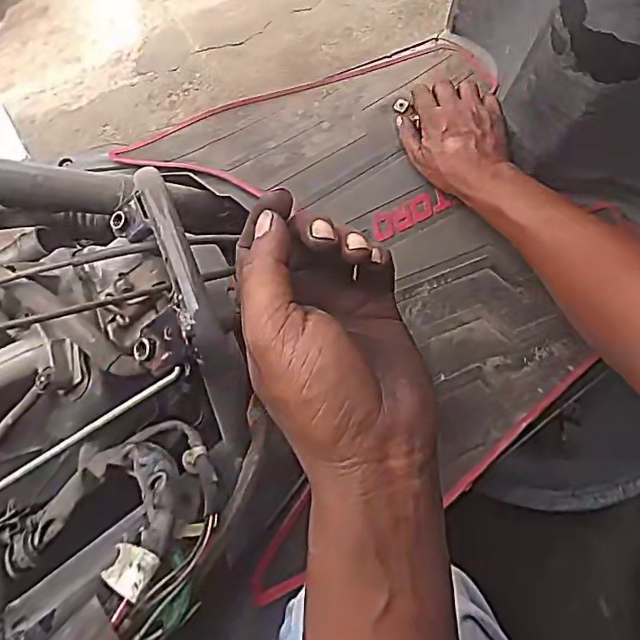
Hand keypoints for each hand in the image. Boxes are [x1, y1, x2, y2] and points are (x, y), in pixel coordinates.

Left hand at [236, 189, 436, 491]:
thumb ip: (266, 273)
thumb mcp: (274, 334)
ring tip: (352, 250)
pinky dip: (374, 254)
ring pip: (337, 250)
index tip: (280, 198)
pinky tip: (373, 262)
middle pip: (300, 245)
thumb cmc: (322, 405)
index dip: (266, 222)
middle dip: (310, 228)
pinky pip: (373, 266)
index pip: (259, 255)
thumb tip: (267, 225)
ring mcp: (341, 308)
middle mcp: (302, 308)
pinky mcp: (377, 309)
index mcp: (266, 315)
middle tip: (321, 233)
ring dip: (344, 238)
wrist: (380, 441)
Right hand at [397, 79, 511, 197]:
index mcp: (434, 118)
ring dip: (462, 93)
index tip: (421, 101)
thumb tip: (403, 123)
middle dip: (439, 91)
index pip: (421, 92)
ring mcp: (475, 108)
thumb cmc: (455, 173)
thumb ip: (409, 137)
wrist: (485, 178)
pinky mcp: (493, 113)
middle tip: (440, 103)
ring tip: (461, 104)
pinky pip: (487, 96)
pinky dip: (483, 101)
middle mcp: (454, 108)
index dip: (419, 95)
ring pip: (466, 85)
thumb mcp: (421, 161)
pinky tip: (479, 110)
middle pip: (443, 84)